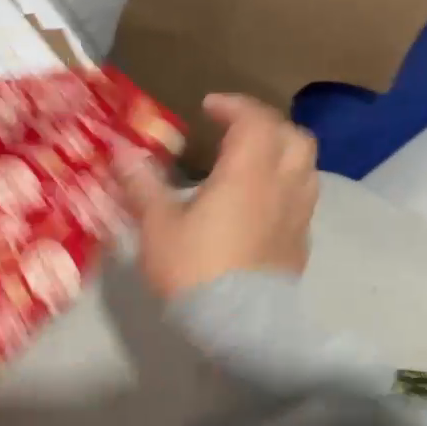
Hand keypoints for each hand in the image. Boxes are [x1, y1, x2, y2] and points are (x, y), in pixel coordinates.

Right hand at [122, 93, 319, 300]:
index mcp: (247, 174)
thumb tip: (122, 153)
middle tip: (234, 128)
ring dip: (279, 151)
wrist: (237, 319)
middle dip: (264, 124)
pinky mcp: (299, 238)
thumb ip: (143, 185)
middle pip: (292, 136)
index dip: (233, 106)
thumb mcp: (156, 224)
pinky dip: (282, 181)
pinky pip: (300, 194)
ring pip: (304, 164)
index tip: (208, 105)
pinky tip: (256, 199)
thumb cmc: (192, 266)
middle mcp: (282, 184)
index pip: (254, 121)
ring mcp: (297, 212)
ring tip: (248, 160)